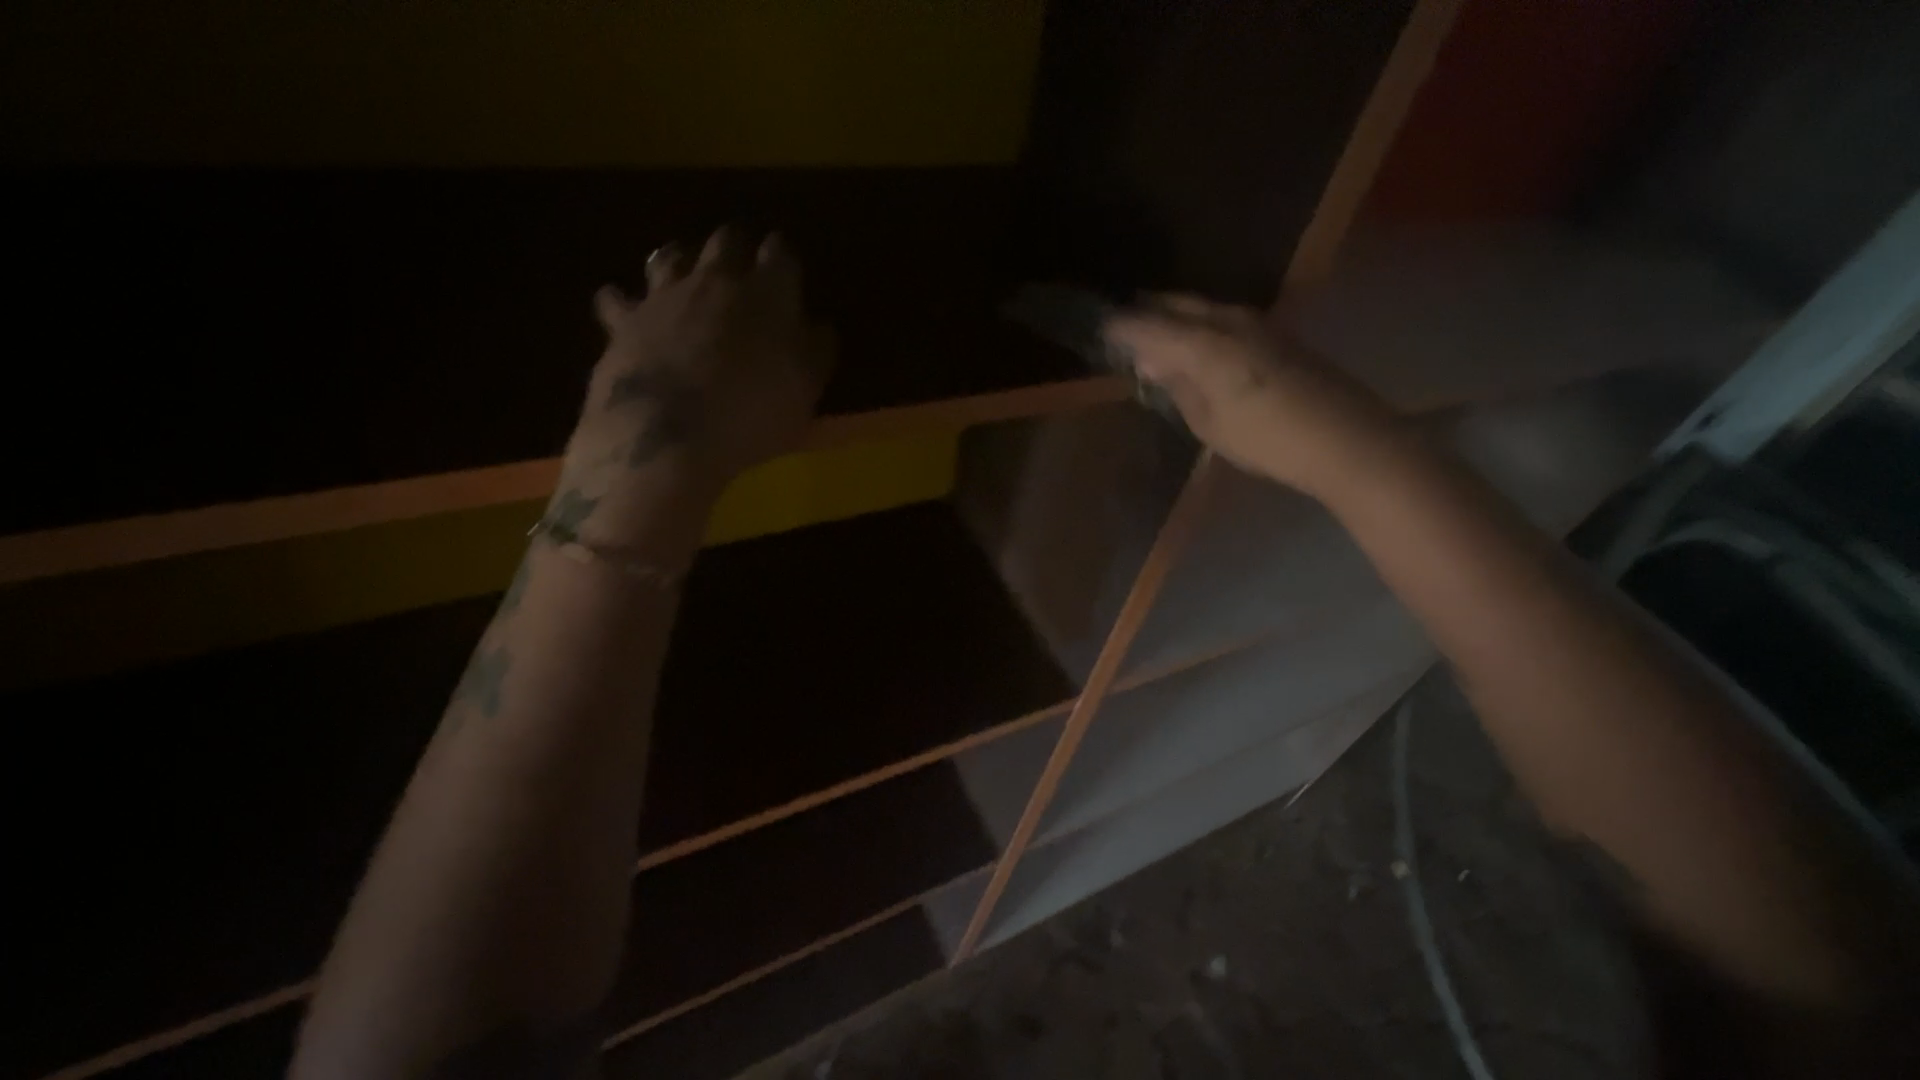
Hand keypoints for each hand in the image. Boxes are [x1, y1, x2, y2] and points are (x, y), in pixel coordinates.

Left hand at [555, 226, 835, 540]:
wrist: (670, 437)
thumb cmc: (752, 415)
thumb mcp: (804, 391)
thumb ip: (814, 351)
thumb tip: (818, 328)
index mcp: (767, 293)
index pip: (780, 255)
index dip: (783, 259)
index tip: (786, 269)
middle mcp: (715, 280)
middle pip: (725, 241)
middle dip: (735, 248)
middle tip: (740, 264)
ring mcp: (664, 297)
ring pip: (670, 257)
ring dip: (680, 261)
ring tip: (684, 272)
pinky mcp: (623, 322)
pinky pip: (617, 299)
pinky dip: (621, 302)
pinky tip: (621, 307)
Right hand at [1104, 295, 1403, 497]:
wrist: (1345, 438)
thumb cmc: (1267, 440)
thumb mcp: (1209, 423)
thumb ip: (1178, 386)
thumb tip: (1155, 362)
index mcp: (1202, 343)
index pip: (1147, 324)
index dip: (1120, 326)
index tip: (1100, 329)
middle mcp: (1227, 320)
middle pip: (1176, 304)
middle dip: (1147, 311)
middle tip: (1124, 326)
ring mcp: (1256, 322)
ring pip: (1202, 308)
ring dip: (1176, 317)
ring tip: (1157, 337)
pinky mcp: (1276, 332)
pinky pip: (1225, 318)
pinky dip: (1202, 326)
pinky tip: (1198, 347)